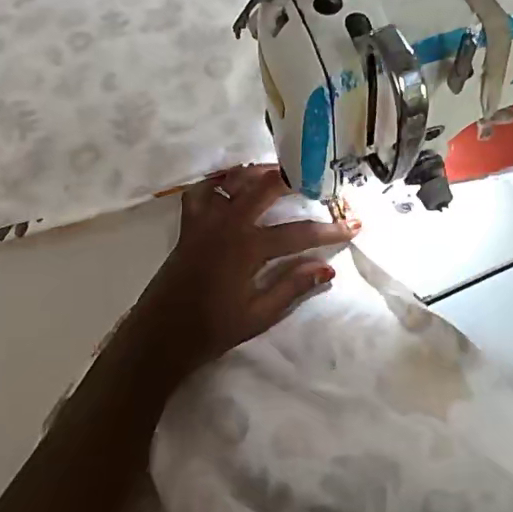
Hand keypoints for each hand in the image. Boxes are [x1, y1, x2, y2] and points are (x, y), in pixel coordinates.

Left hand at [130, 165, 358, 374]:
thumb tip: (328, 267)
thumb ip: (293, 287)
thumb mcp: (258, 315)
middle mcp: (227, 225)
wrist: (158, 339)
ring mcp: (205, 221)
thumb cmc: (211, 331)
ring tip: (281, 174)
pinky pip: (203, 191)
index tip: (354, 225)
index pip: (299, 233)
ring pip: (234, 180)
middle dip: (296, 180)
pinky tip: (233, 185)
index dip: (330, 230)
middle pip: (266, 187)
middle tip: (318, 180)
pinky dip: (219, 182)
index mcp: (247, 248)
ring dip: (260, 173)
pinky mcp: (190, 225)